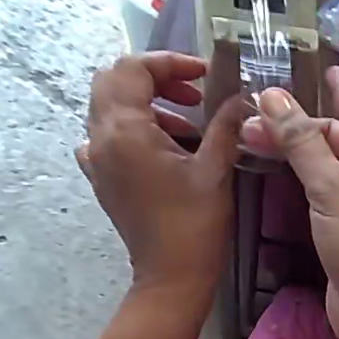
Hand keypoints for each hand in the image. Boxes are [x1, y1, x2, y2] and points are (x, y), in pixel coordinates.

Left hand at [77, 52, 245, 306]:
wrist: (171, 276)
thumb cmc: (195, 224)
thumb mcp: (215, 169)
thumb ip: (226, 125)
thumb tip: (242, 97)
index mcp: (125, 130)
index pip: (133, 69)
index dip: (170, 62)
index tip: (205, 75)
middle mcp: (100, 139)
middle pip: (114, 82)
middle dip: (154, 78)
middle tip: (192, 93)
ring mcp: (96, 160)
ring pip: (110, 107)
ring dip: (147, 104)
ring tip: (188, 124)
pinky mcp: (102, 178)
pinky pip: (108, 136)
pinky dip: (135, 129)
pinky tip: (164, 148)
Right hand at [241, 66, 338, 338]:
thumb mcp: (332, 187)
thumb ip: (301, 143)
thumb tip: (273, 95)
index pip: (333, 125)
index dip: (293, 118)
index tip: (250, 116)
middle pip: (331, 141)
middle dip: (295, 126)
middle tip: (249, 115)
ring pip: (322, 169)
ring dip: (296, 150)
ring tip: (264, 129)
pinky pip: (317, 197)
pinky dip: (297, 183)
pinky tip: (282, 175)